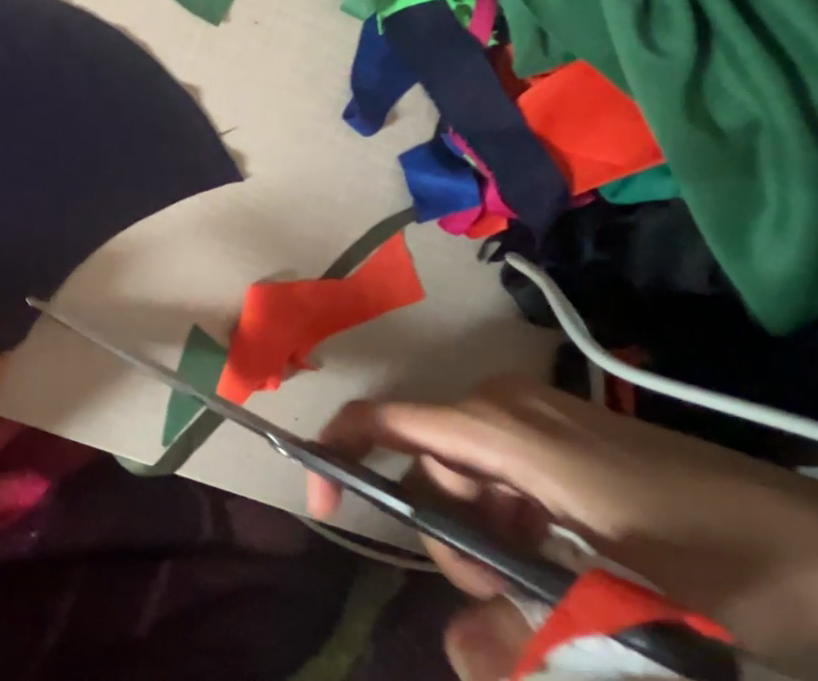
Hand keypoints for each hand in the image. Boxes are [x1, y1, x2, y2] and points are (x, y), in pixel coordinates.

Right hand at [308, 376, 817, 679]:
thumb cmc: (736, 565)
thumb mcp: (632, 613)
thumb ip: (532, 632)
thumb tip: (460, 658)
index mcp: (503, 427)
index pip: (382, 422)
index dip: (334, 458)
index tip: (325, 514)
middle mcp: (505, 405)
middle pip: (423, 465)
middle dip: (443, 533)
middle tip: (499, 593)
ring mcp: (538, 417)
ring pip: (460, 474)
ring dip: (479, 534)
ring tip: (539, 584)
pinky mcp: (565, 435)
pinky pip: (499, 471)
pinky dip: (508, 520)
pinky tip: (558, 557)